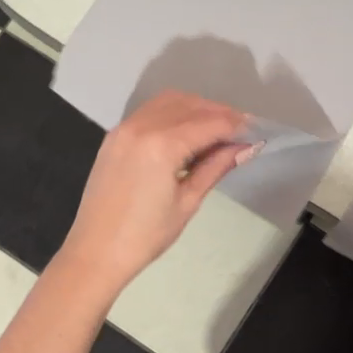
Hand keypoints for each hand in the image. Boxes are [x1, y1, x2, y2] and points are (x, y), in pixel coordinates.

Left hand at [56, 92, 257, 291]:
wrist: (96, 251)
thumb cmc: (146, 235)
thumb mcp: (187, 202)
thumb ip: (215, 167)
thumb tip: (244, 147)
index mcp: (162, 145)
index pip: (209, 123)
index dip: (236, 126)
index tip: (256, 133)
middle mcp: (141, 126)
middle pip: (190, 105)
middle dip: (218, 113)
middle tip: (241, 130)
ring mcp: (124, 128)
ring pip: (169, 101)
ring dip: (196, 108)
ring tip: (216, 129)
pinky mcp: (114, 136)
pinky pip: (149, 111)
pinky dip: (173, 113)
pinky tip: (187, 132)